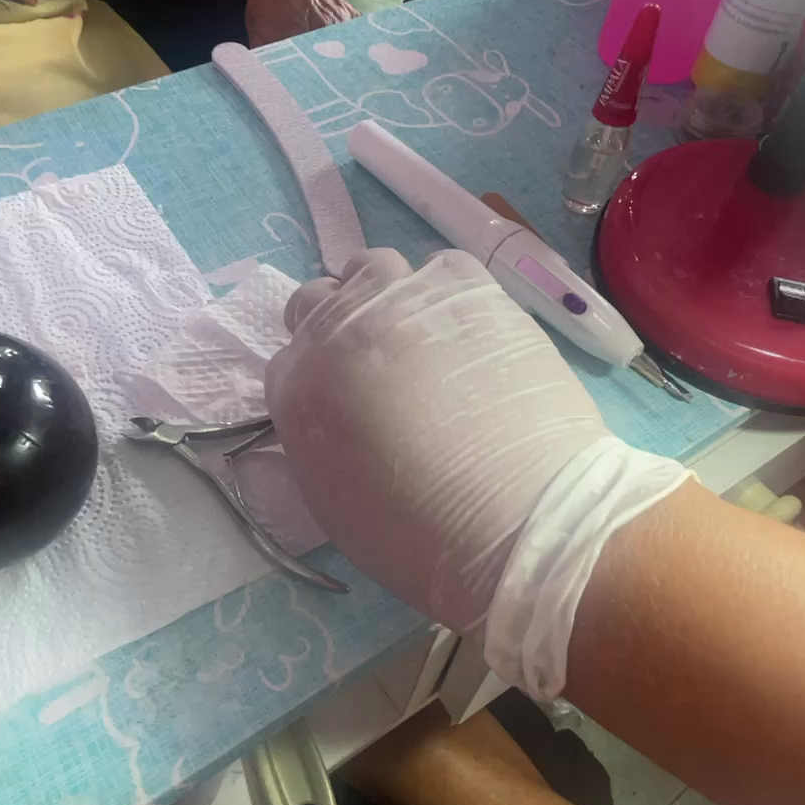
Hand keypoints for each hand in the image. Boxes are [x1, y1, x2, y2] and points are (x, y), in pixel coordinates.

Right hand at [266, 249, 612, 631]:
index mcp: (298, 387)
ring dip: (386, 297)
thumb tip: (337, 405)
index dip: (317, 374)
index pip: (287, 356)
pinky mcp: (469, 289)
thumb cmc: (417, 535)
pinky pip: (442, 269)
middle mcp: (338, 329)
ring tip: (423, 339)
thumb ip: (315, 434)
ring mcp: (403, 300)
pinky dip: (446, 292)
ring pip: (374, 269)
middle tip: (376, 364)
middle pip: (318, 298)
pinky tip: (468, 331)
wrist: (517, 522)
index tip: (343, 394)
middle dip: (336, 325)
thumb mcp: (331, 498)